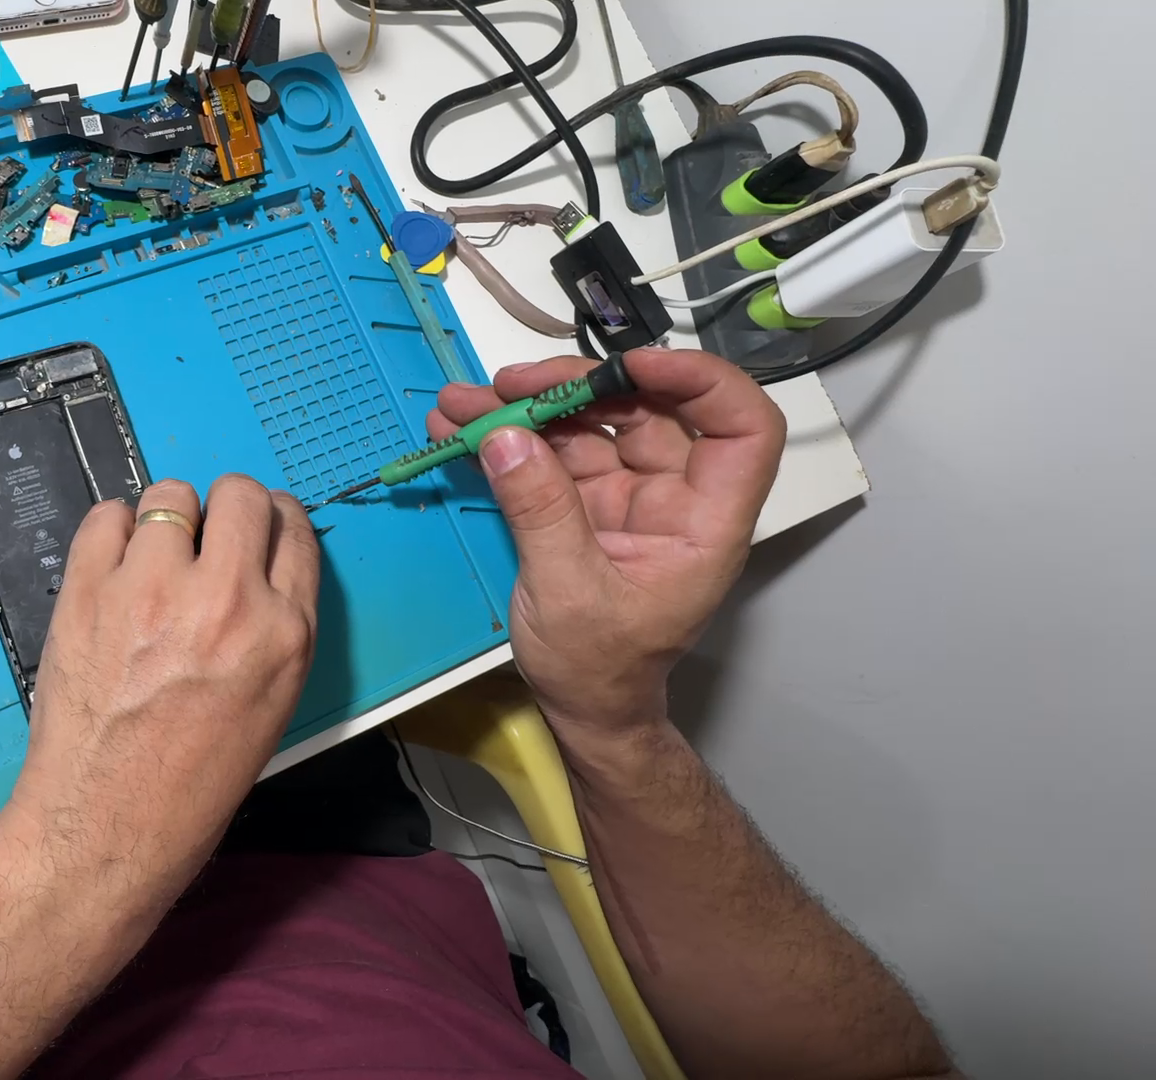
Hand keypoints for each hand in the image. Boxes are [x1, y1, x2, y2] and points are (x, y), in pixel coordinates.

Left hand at [12, 475, 319, 898]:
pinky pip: (108, 514)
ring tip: (151, 563)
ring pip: (170, 495)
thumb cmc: (197, 779)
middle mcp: (228, 598)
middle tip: (203, 541)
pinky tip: (113, 569)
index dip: (273, 519)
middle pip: (238, 493)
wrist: (106, 824)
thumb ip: (275, 623)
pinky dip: (113, 532)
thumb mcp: (273, 701)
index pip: (294, 529)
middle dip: (226, 507)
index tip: (254, 527)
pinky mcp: (89, 590)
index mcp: (286, 632)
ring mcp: (152, 589)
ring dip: (166, 520)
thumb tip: (253, 560)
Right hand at [427, 348, 784, 738]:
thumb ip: (540, 513)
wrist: (578, 703)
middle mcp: (668, 496)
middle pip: (640, 412)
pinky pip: (543, 459)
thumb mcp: (567, 592)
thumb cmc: (597, 664)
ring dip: (521, 412)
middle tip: (505, 387)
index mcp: (701, 521)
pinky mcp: (576, 505)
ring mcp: (619, 497)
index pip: (737, 429)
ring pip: (582, 429)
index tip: (628, 366)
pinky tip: (459, 433)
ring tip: (460, 406)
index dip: (697, 383)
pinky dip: (503, 444)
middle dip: (572, 389)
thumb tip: (505, 439)